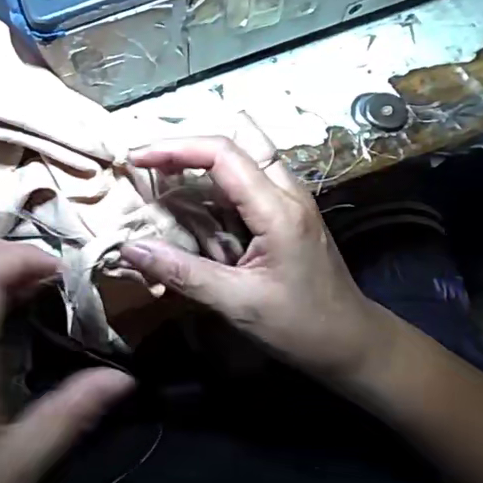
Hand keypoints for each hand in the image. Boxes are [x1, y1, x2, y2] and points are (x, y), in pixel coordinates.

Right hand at [120, 136, 396, 385]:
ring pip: (245, 157)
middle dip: (189, 145)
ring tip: (162, 181)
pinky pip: (249, 183)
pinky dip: (216, 186)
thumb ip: (182, 272)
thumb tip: (130, 249)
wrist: (352, 342)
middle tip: (150, 162)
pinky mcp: (288, 213)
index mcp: (278, 209)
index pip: (223, 154)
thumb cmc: (301, 327)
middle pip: (239, 140)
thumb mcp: (237, 303)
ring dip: (203, 164)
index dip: (176, 147)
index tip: (137, 156)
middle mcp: (289, 192)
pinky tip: (194, 208)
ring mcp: (292, 200)